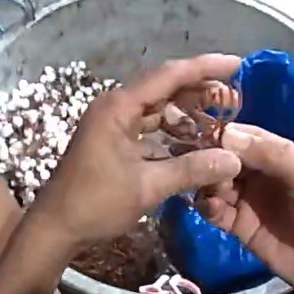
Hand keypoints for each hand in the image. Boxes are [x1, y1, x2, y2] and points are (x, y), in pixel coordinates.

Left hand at [27, 55, 244, 248]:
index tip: (238, 64)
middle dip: (200, 93)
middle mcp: (114, 108)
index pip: (169, 76)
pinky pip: (147, 130)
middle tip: (235, 98)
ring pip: (156, 111)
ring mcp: (111, 126)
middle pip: (164, 90)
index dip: (205, 68)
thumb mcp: (147, 187)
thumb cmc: (95, 203)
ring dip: (186, 114)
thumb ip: (191, 170)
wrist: (55, 228)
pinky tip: (194, 142)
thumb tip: (234, 159)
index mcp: (119, 107)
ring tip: (221, 118)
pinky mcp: (110, 144)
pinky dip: (170, 134)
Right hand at [196, 123, 293, 293]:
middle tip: (200, 163)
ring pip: (216, 183)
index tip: (200, 133)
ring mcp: (249, 201)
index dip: (224, 134)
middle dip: (210, 158)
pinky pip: (216, 212)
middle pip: (225, 158)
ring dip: (207, 182)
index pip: (246, 137)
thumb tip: (227, 135)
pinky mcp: (239, 227)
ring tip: (210, 188)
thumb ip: (273, 156)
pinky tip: (212, 207)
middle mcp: (261, 174)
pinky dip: (208, 207)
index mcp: (282, 156)